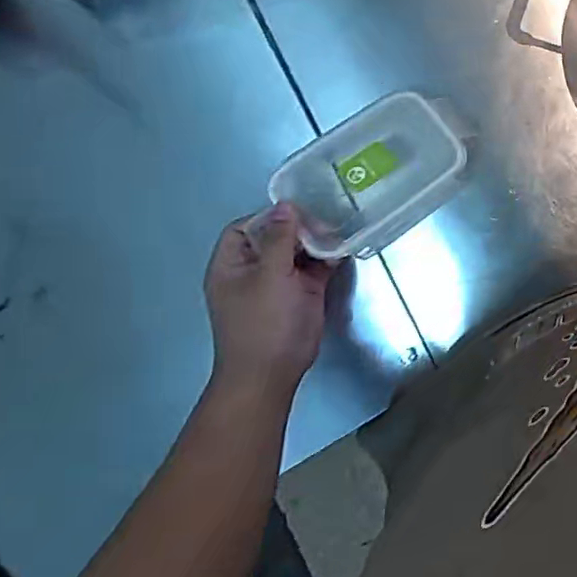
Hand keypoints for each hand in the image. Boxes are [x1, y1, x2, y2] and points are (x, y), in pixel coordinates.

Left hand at [202, 203, 334, 399]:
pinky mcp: (303, 291)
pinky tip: (343, 250)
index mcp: (232, 264)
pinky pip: (316, 266)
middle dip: (300, 228)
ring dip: (318, 241)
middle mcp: (255, 269)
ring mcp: (280, 281)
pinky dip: (329, 257)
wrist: (273, 369)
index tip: (298, 213)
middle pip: (276, 236)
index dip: (269, 217)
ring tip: (338, 235)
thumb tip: (286, 206)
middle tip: (325, 224)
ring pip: (299, 250)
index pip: (245, 228)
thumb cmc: (262, 322)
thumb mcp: (269, 276)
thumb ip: (279, 239)